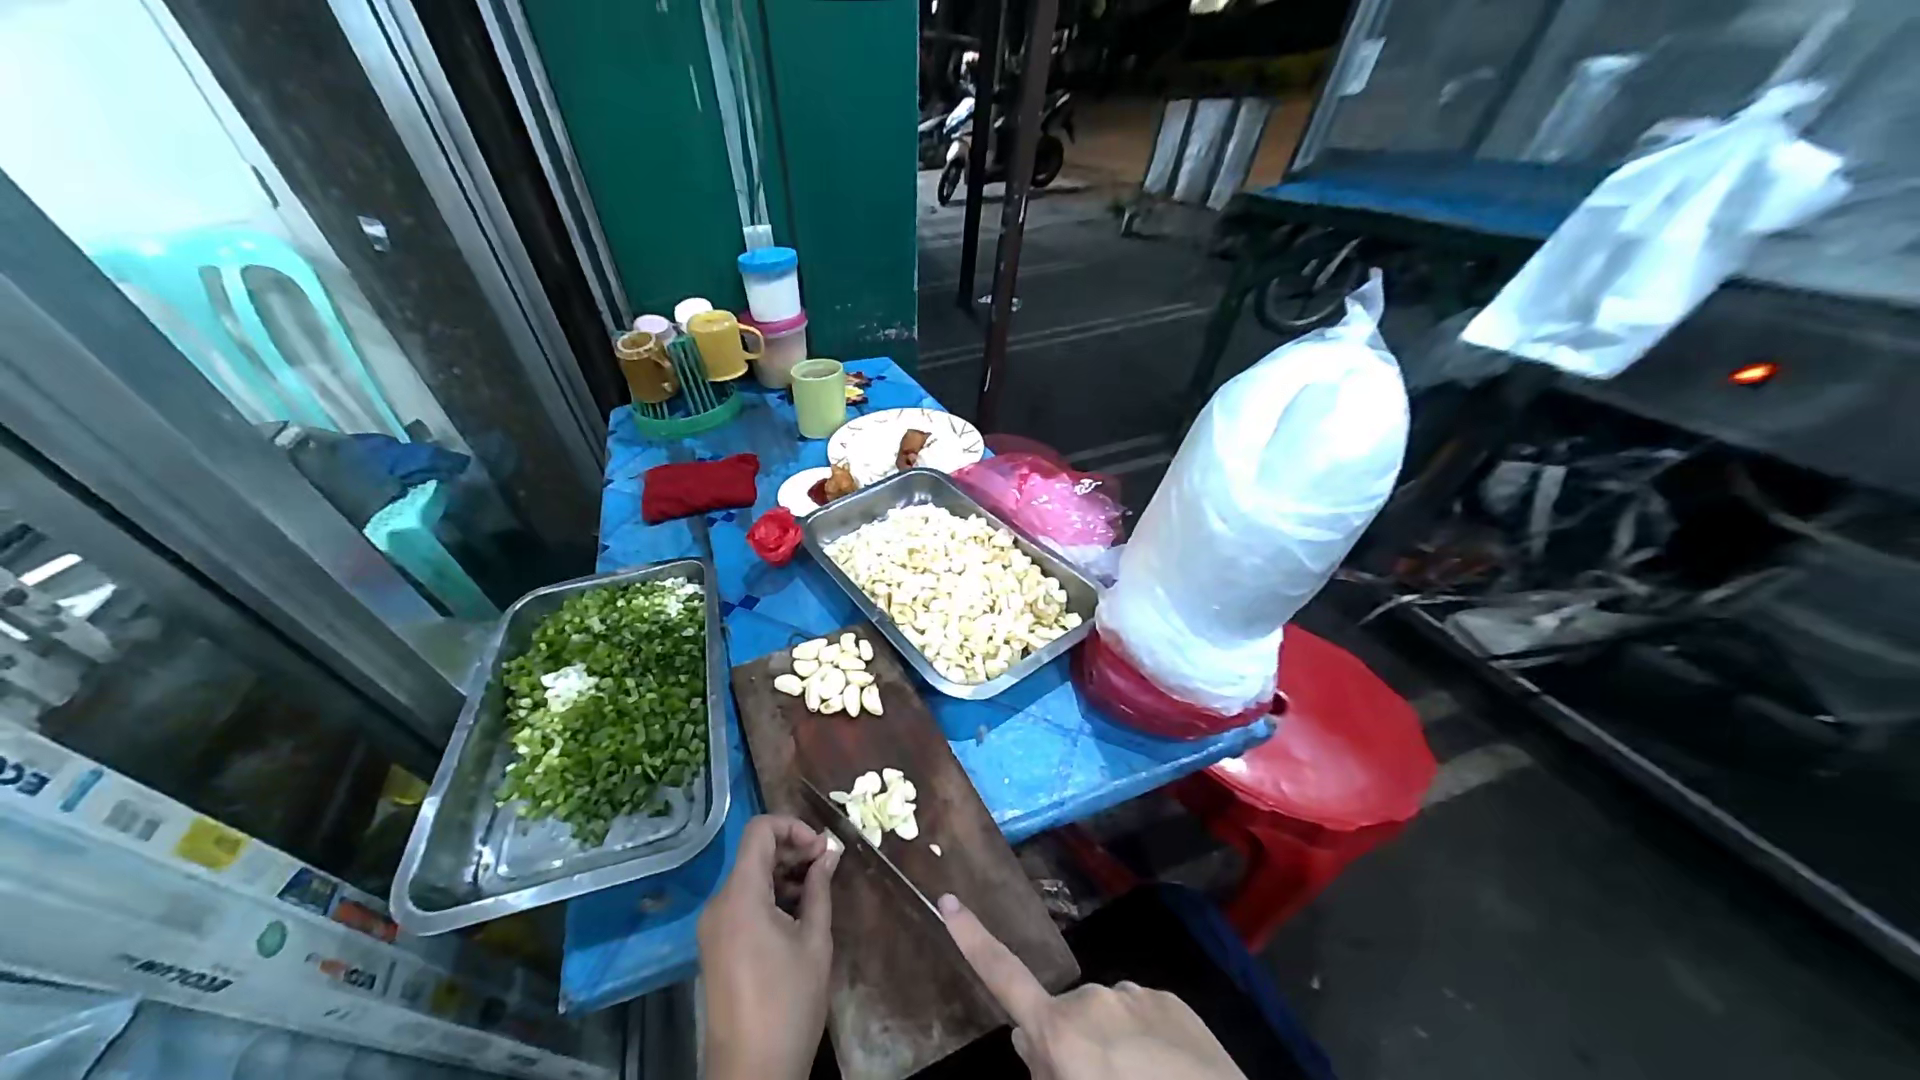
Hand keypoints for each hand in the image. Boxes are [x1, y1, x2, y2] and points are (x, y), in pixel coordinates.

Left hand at [698, 815, 841, 1079]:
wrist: (751, 1073)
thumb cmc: (788, 1004)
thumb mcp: (814, 941)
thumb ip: (819, 888)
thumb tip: (829, 853)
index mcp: (740, 896)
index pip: (759, 830)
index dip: (793, 827)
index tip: (822, 848)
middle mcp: (719, 903)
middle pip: (754, 852)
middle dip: (793, 849)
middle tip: (828, 865)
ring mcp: (713, 925)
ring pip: (750, 876)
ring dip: (783, 872)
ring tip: (818, 888)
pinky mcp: (716, 944)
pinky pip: (743, 901)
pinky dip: (770, 894)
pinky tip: (798, 911)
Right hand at [939, 893, 1246, 1079]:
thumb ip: (1044, 1067)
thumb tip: (1027, 1038)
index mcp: (1062, 1033)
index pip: (1004, 977)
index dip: (972, 939)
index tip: (948, 899)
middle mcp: (1091, 999)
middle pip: (1059, 1015)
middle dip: (1064, 1041)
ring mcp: (1133, 993)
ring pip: (1102, 1015)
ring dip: (1107, 1041)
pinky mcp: (1169, 998)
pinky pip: (1138, 1012)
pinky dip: (1141, 1036)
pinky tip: (1164, 1069)